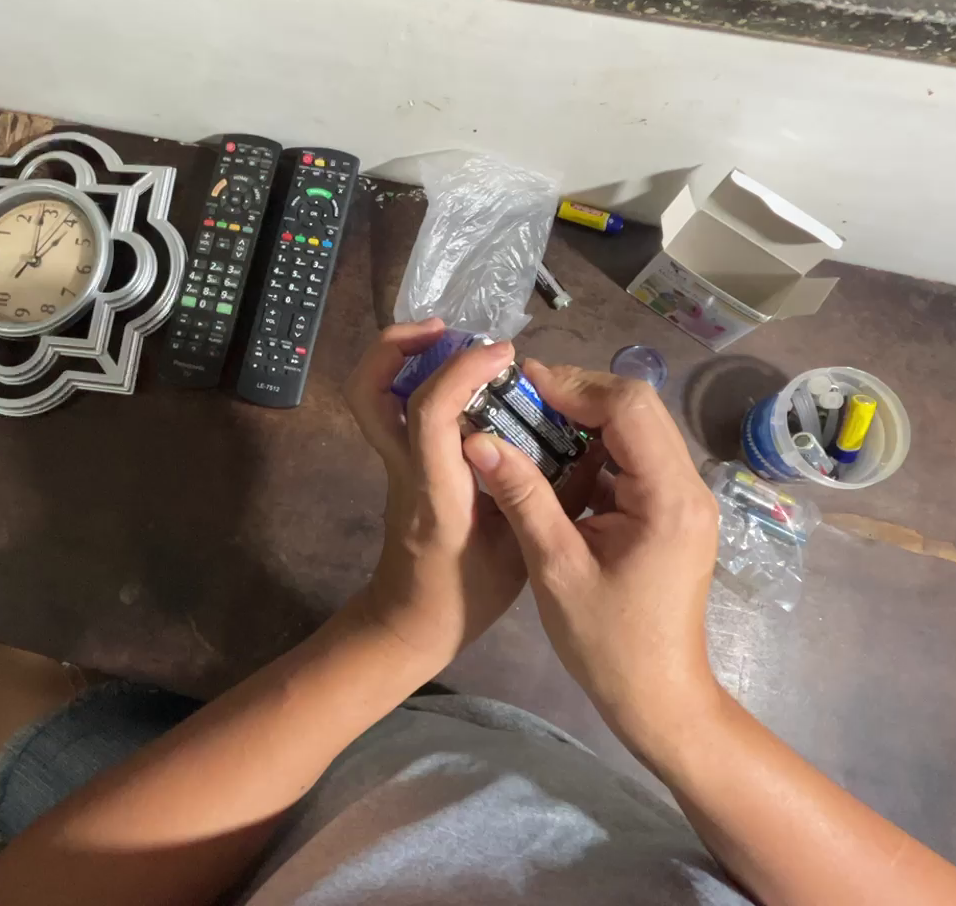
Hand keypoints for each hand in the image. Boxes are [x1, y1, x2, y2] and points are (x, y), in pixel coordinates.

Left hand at [343, 319, 524, 665]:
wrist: (407, 626)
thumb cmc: (465, 601)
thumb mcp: (523, 556)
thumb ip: (548, 499)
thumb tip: (587, 445)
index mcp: (436, 495)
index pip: (429, 416)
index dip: (460, 372)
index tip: (501, 355)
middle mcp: (403, 471)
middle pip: (368, 392)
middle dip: (397, 346)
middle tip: (448, 329)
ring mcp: (391, 466)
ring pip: (368, 396)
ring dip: (398, 355)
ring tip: (450, 341)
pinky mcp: (396, 465)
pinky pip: (390, 408)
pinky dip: (411, 377)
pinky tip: (459, 379)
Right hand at [462, 361, 722, 745]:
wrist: (658, 697)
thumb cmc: (607, 641)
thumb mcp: (554, 566)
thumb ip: (521, 495)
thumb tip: (477, 439)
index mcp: (668, 498)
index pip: (629, 408)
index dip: (574, 386)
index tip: (520, 383)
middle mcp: (686, 487)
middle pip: (637, 408)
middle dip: (577, 393)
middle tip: (519, 397)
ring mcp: (681, 497)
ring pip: (635, 427)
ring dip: (583, 416)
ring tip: (528, 416)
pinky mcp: (668, 510)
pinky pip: (631, 456)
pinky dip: (591, 445)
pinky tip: (552, 454)